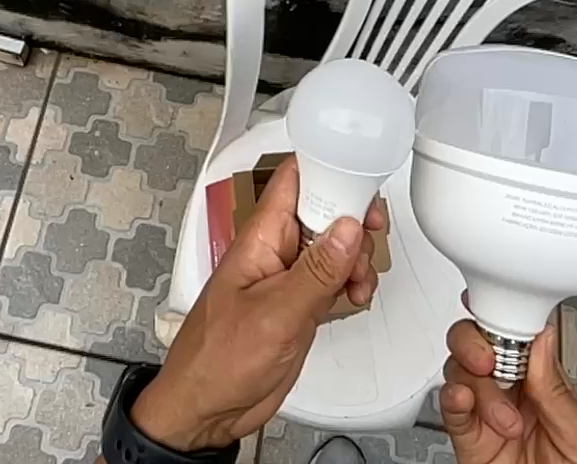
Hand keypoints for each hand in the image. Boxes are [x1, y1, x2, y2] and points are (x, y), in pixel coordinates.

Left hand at [131, 156, 388, 449]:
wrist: (206, 408)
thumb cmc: (217, 358)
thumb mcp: (275, 314)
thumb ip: (316, 272)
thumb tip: (347, 229)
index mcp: (262, 236)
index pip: (295, 178)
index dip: (328, 168)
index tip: (362, 182)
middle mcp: (277, 248)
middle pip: (322, 206)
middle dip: (352, 217)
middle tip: (369, 236)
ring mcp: (289, 274)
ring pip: (334, 242)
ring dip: (356, 255)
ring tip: (357, 279)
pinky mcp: (300, 301)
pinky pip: (334, 275)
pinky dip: (351, 282)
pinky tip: (354, 297)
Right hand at [438, 317, 576, 463]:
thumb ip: (558, 393)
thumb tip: (542, 337)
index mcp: (545, 389)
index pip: (519, 337)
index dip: (507, 318)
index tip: (507, 315)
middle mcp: (513, 396)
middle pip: (479, 343)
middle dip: (477, 340)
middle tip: (491, 358)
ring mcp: (487, 416)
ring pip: (460, 368)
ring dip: (472, 379)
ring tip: (499, 412)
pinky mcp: (467, 440)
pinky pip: (448, 407)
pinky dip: (450, 396)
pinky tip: (462, 399)